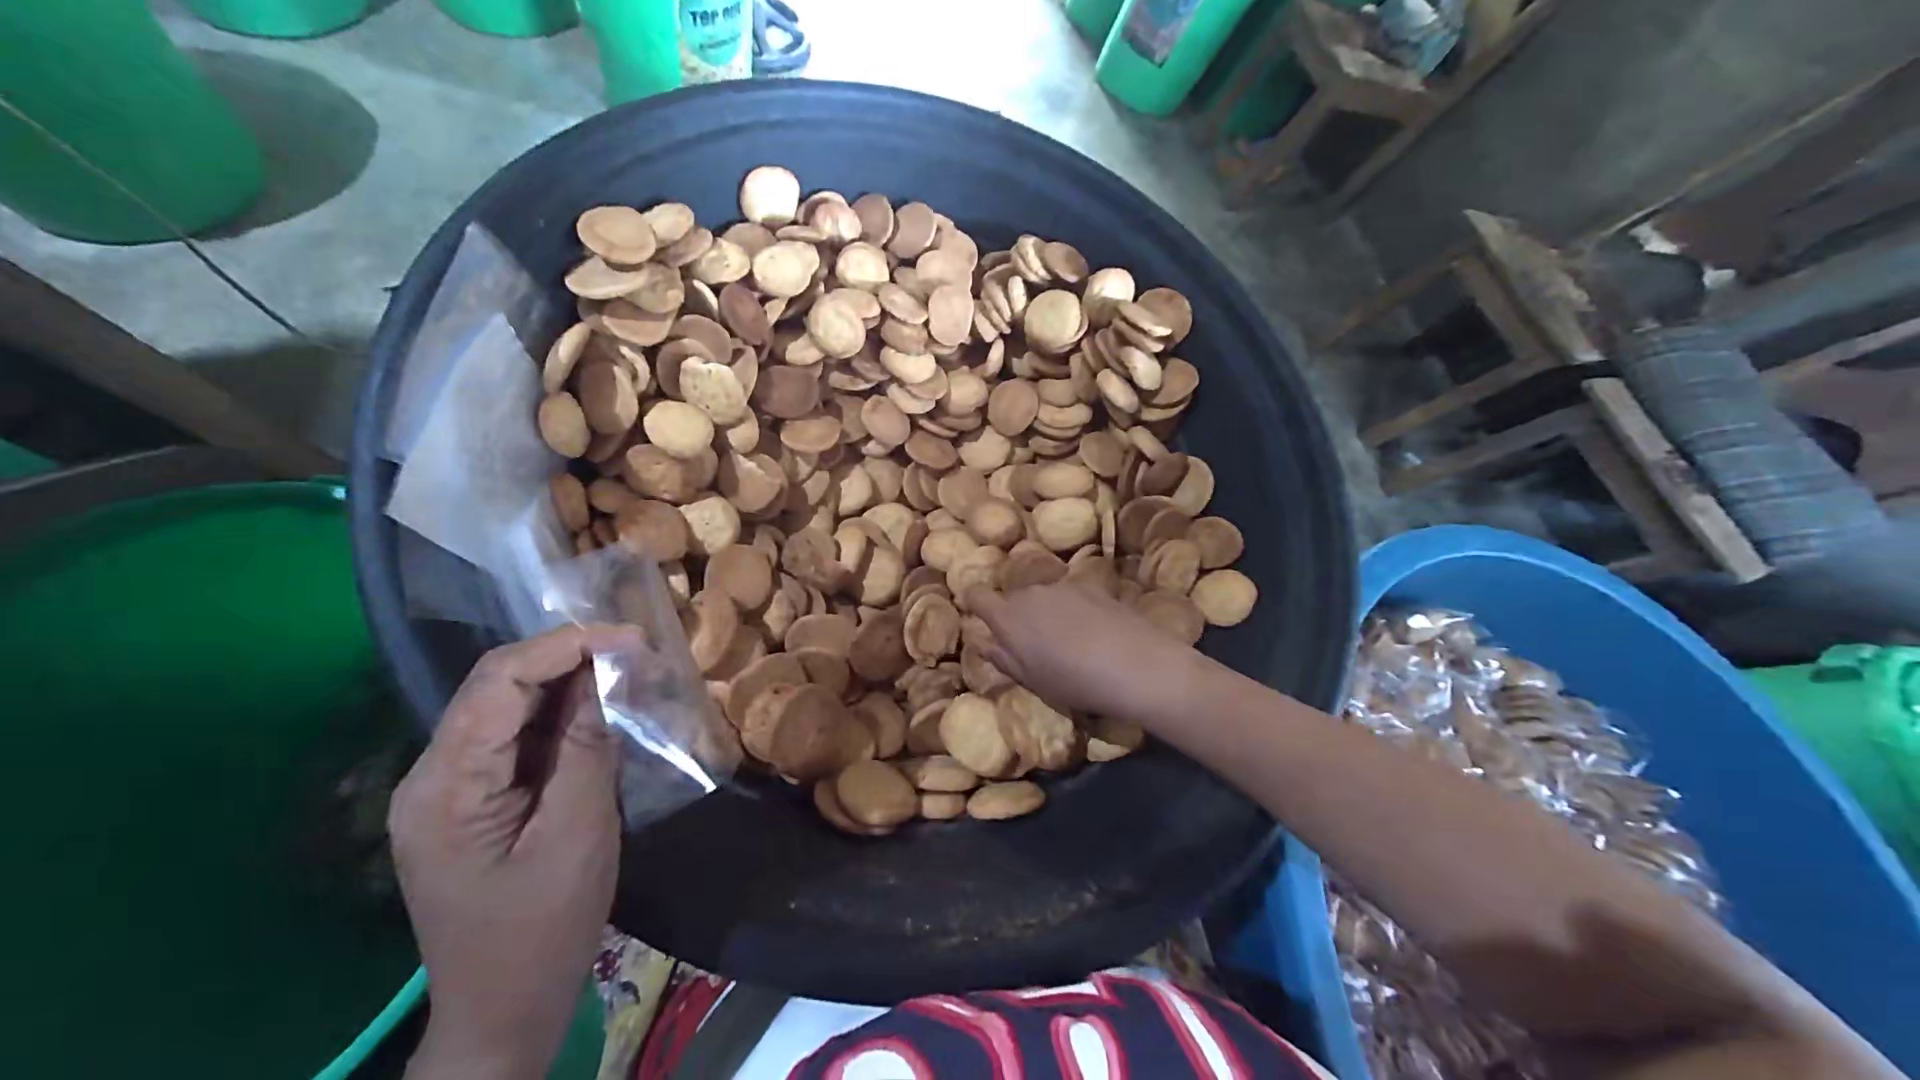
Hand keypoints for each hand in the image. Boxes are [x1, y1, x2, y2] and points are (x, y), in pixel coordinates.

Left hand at [388, 623, 642, 1079]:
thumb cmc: (543, 930)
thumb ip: (588, 747)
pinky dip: (559, 716)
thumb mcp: (578, 834)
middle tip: (637, 651)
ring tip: (626, 672)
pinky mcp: (470, 801)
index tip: (632, 638)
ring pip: (506, 707)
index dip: (566, 646)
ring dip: (567, 684)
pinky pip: (514, 738)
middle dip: (569, 657)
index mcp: (446, 786)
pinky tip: (598, 712)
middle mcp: (432, 775)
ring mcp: (446, 789)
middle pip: (496, 687)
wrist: (502, 1011)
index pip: (498, 682)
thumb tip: (608, 675)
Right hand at [964, 582, 1210, 722]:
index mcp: (1008, 618)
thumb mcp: (1033, 681)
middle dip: (1018, 616)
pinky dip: (1074, 609)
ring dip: (1047, 612)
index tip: (984, 619)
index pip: (977, 595)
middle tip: (1036, 646)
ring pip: (1043, 596)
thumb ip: (1004, 659)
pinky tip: (1095, 632)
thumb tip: (987, 644)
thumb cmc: (1075, 682)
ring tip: (1071, 641)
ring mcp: (1062, 586)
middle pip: (1013, 598)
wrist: (1136, 666)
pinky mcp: (1092, 585)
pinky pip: (1071, 595)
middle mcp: (1030, 593)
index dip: (976, 603)